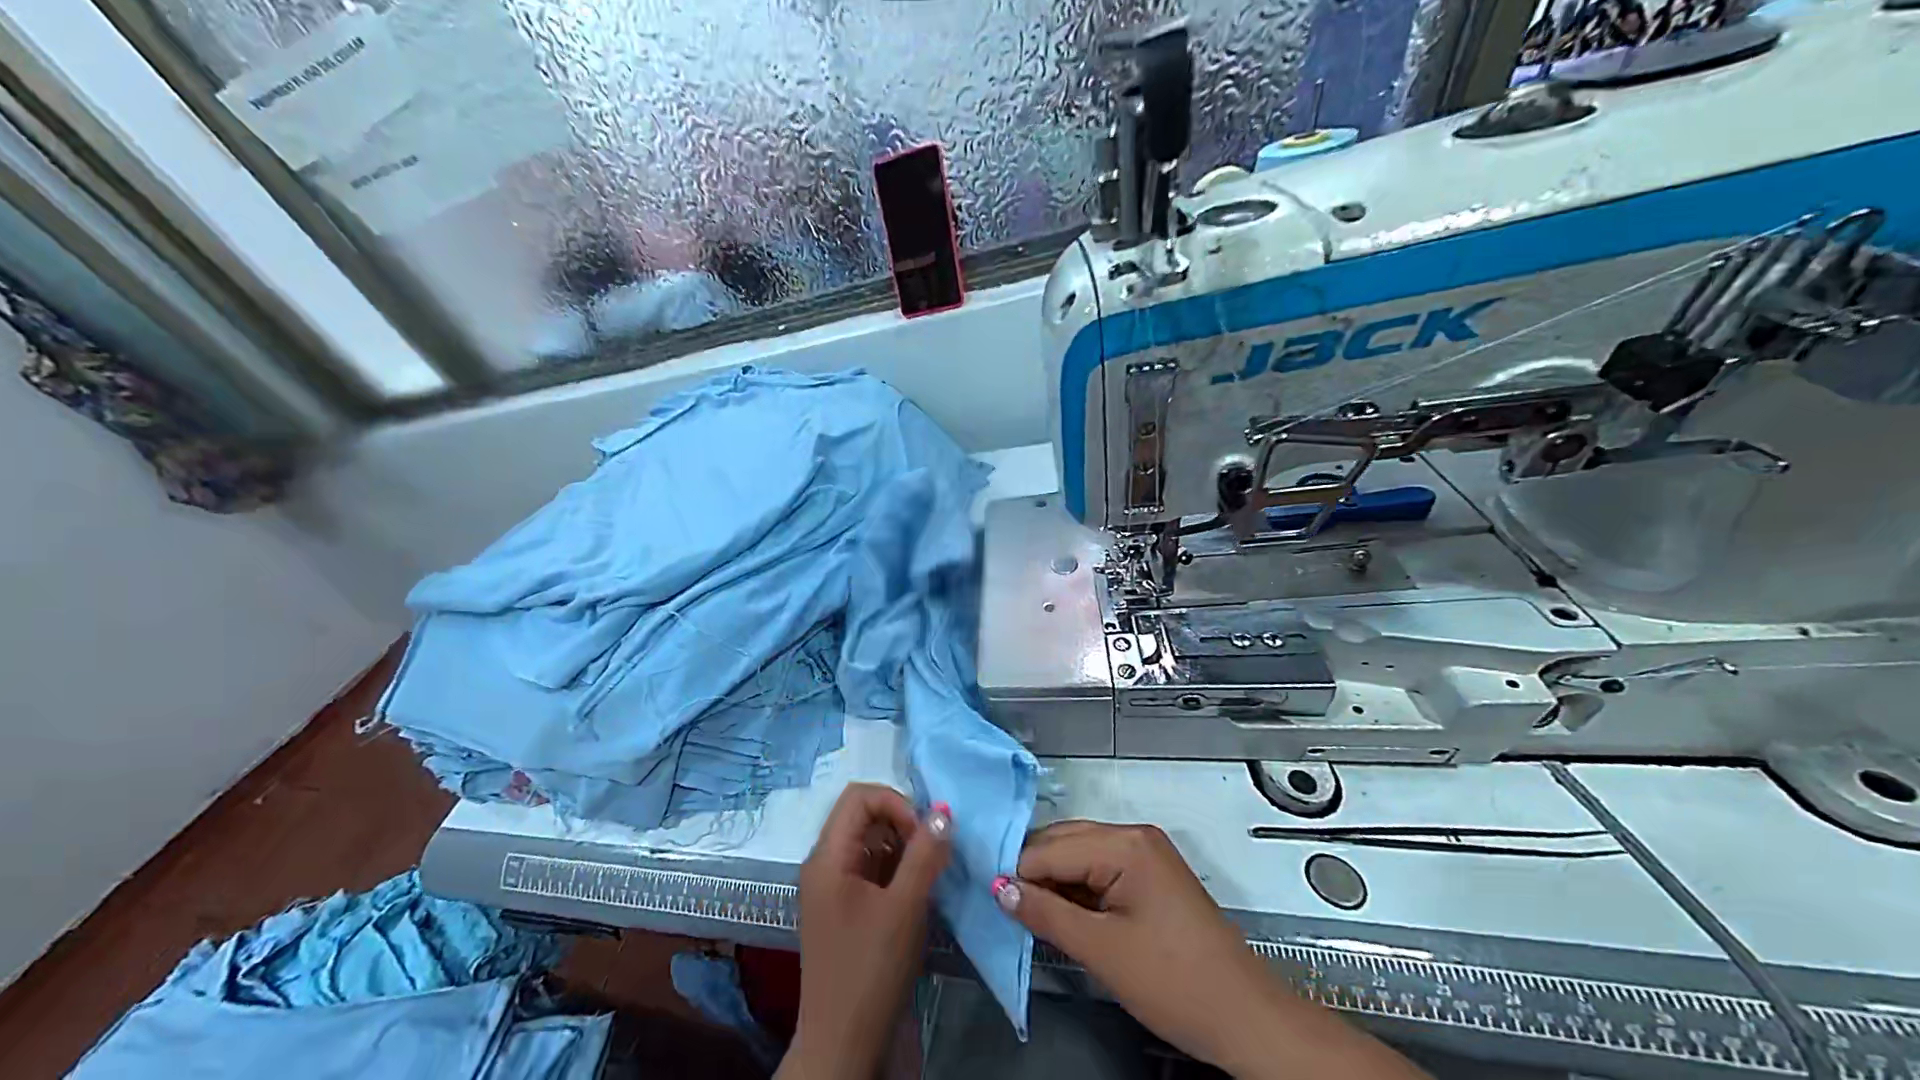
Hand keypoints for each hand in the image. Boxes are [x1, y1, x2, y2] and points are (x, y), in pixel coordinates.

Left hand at [779, 783, 950, 1079]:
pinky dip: (898, 870)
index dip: (895, 803)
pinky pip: (872, 870)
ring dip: (904, 848)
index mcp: (827, 856)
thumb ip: (925, 854)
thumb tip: (943, 812)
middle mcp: (825, 864)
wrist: (843, 1044)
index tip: (924, 834)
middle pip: (864, 817)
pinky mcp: (846, 909)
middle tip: (932, 853)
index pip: (859, 797)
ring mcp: (834, 888)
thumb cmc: (870, 970)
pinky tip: (919, 893)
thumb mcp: (904, 907)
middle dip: (903, 824)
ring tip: (929, 874)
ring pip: (871, 843)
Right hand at [995, 821, 1424, 1079]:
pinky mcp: (1150, 875)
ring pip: (1079, 855)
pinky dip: (1076, 890)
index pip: (1050, 848)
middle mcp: (1134, 836)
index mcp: (1124, 844)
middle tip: (998, 905)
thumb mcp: (1101, 950)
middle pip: (1063, 842)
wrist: (1245, 1018)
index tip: (984, 896)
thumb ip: (1045, 914)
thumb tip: (998, 888)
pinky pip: (1099, 870)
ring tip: (1023, 913)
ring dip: (1052, 882)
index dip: (1015, 873)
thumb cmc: (1174, 983)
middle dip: (1031, 872)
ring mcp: (1145, 854)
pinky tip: (1058, 913)